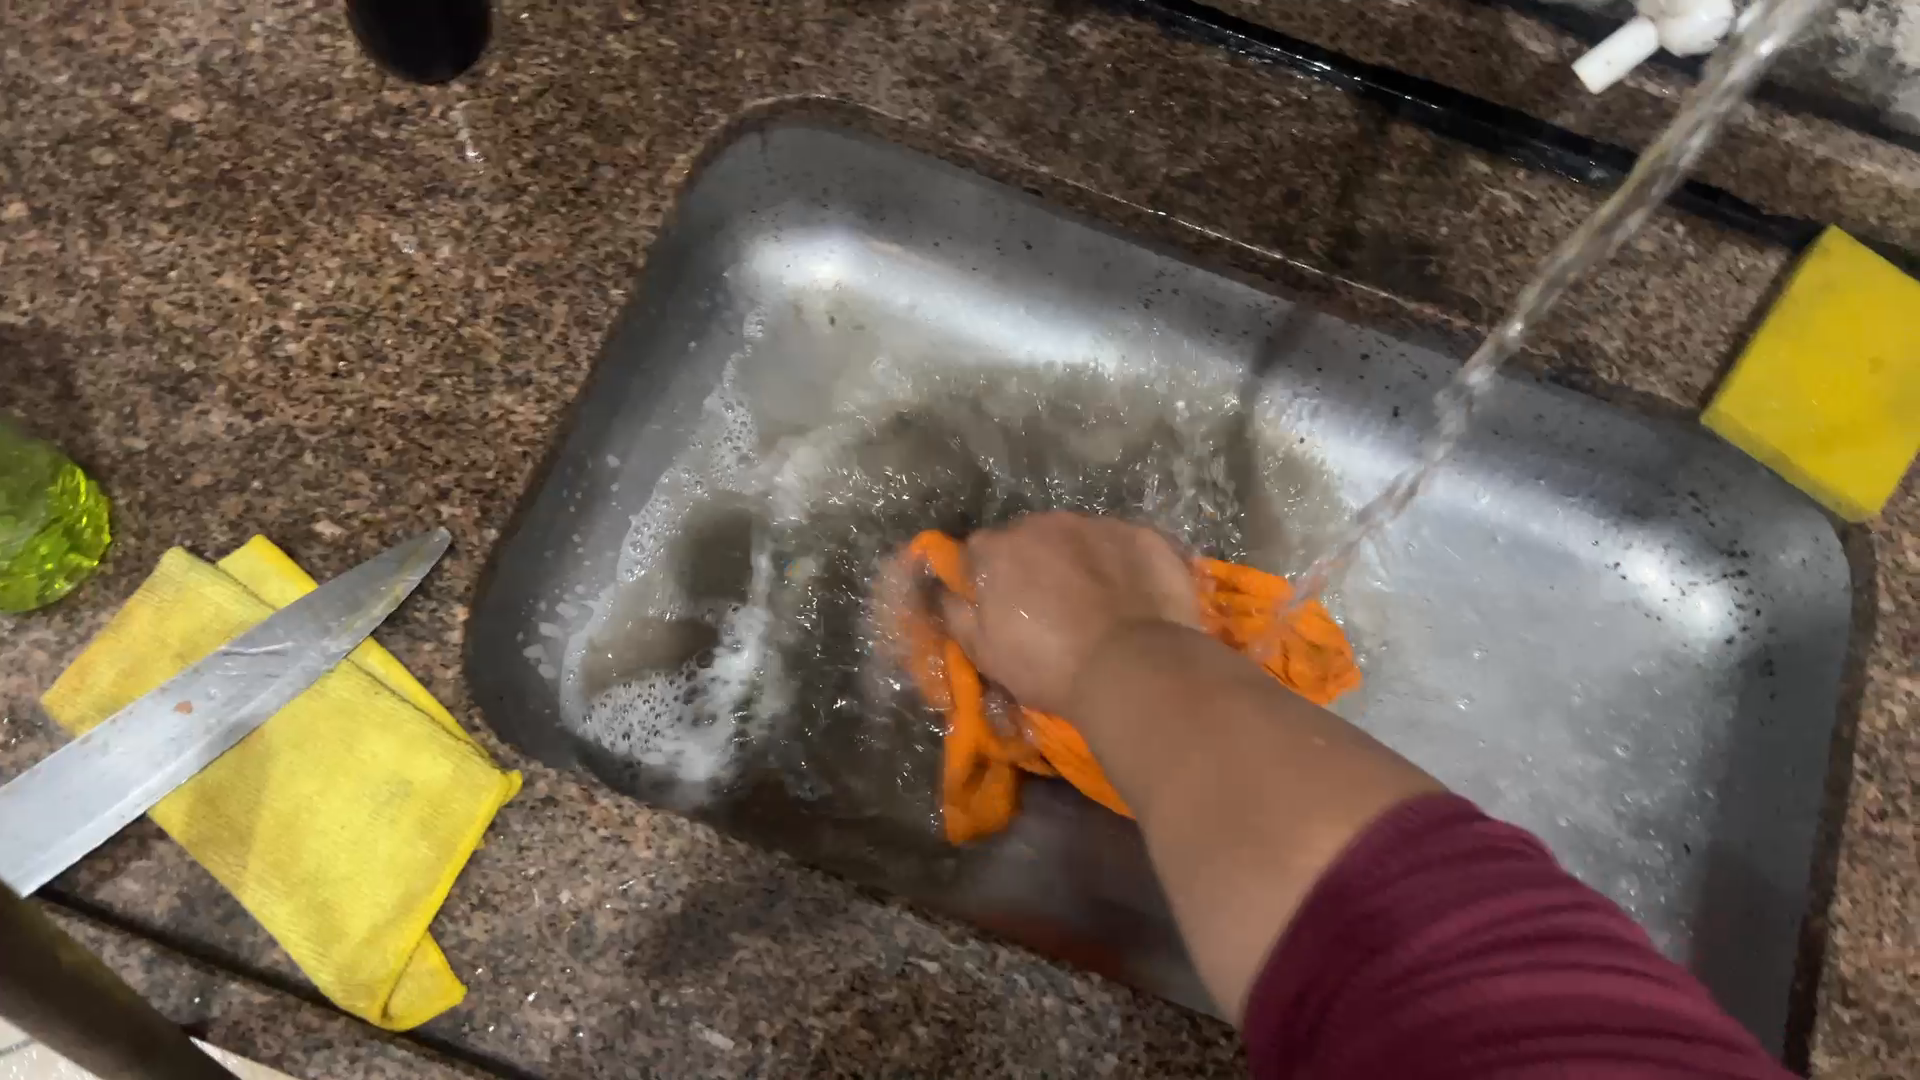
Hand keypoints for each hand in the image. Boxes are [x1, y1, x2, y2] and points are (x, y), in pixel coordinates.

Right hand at [938, 511, 1202, 717]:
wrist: (1131, 668)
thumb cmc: (1047, 665)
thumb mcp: (983, 651)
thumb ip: (954, 611)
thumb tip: (942, 590)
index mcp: (999, 548)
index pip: (980, 551)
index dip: (988, 578)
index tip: (1001, 606)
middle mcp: (1044, 523)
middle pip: (1030, 537)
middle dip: (1034, 563)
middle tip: (1050, 607)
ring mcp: (1097, 524)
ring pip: (1077, 537)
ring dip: (1078, 560)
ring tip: (1095, 603)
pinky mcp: (1142, 535)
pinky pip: (1122, 543)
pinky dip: (1121, 563)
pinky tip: (1131, 596)